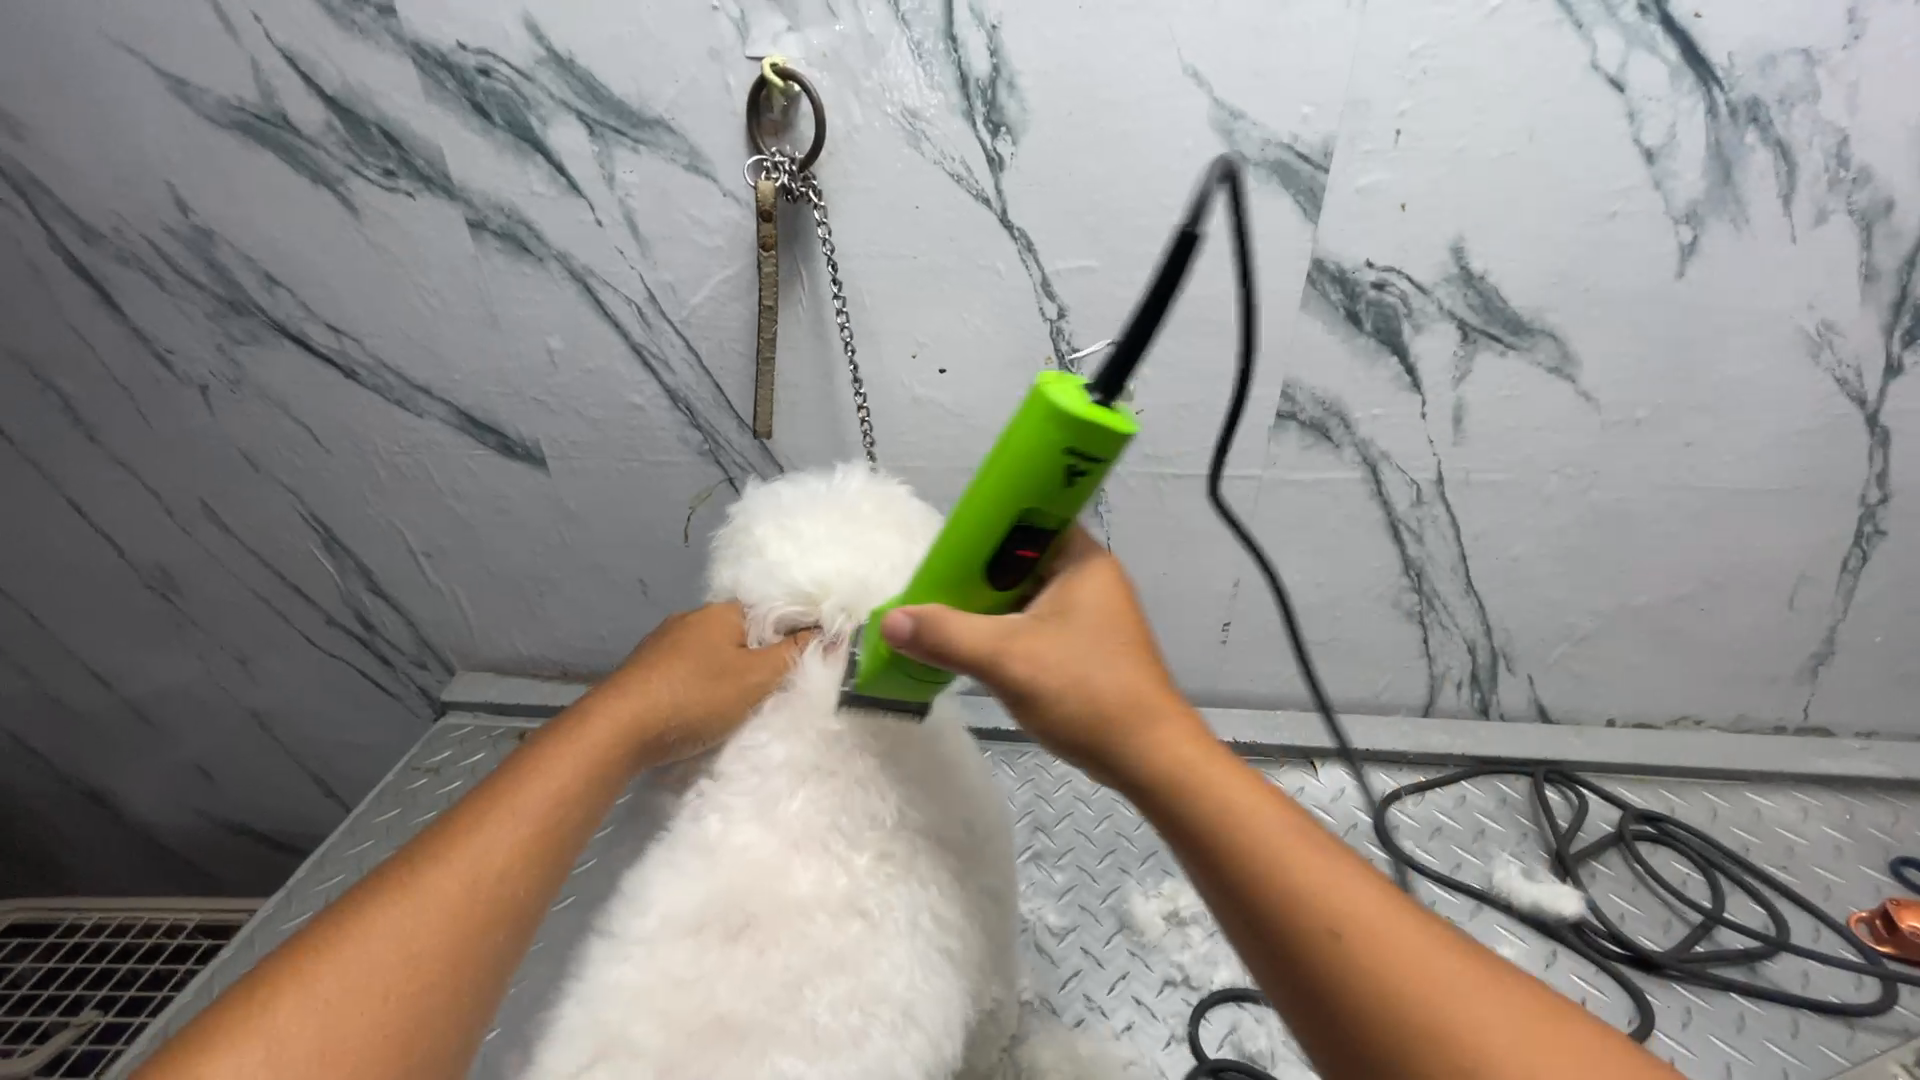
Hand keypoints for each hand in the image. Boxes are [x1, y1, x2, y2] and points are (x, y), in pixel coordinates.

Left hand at [586, 602, 811, 765]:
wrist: (617, 729)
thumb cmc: (696, 697)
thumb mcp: (756, 677)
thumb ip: (794, 653)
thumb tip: (830, 631)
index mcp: (722, 612)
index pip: (772, 612)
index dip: (794, 633)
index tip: (809, 660)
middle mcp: (691, 618)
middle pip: (742, 633)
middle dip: (760, 657)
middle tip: (777, 689)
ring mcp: (664, 644)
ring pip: (713, 653)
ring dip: (730, 673)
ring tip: (742, 703)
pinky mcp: (646, 670)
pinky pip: (689, 671)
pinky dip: (703, 685)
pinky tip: (705, 708)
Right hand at [879, 527, 1207, 785]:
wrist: (1148, 758)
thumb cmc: (1084, 691)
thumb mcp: (1006, 658)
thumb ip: (946, 634)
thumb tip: (890, 620)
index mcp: (1081, 559)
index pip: (1026, 519)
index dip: (982, 529)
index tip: (942, 549)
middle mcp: (1088, 578)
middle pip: (1018, 561)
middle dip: (973, 576)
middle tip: (929, 587)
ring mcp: (1089, 615)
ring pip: (1022, 598)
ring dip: (984, 609)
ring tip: (936, 617)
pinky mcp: (1084, 648)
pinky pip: (1032, 626)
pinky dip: (1002, 634)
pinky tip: (969, 649)